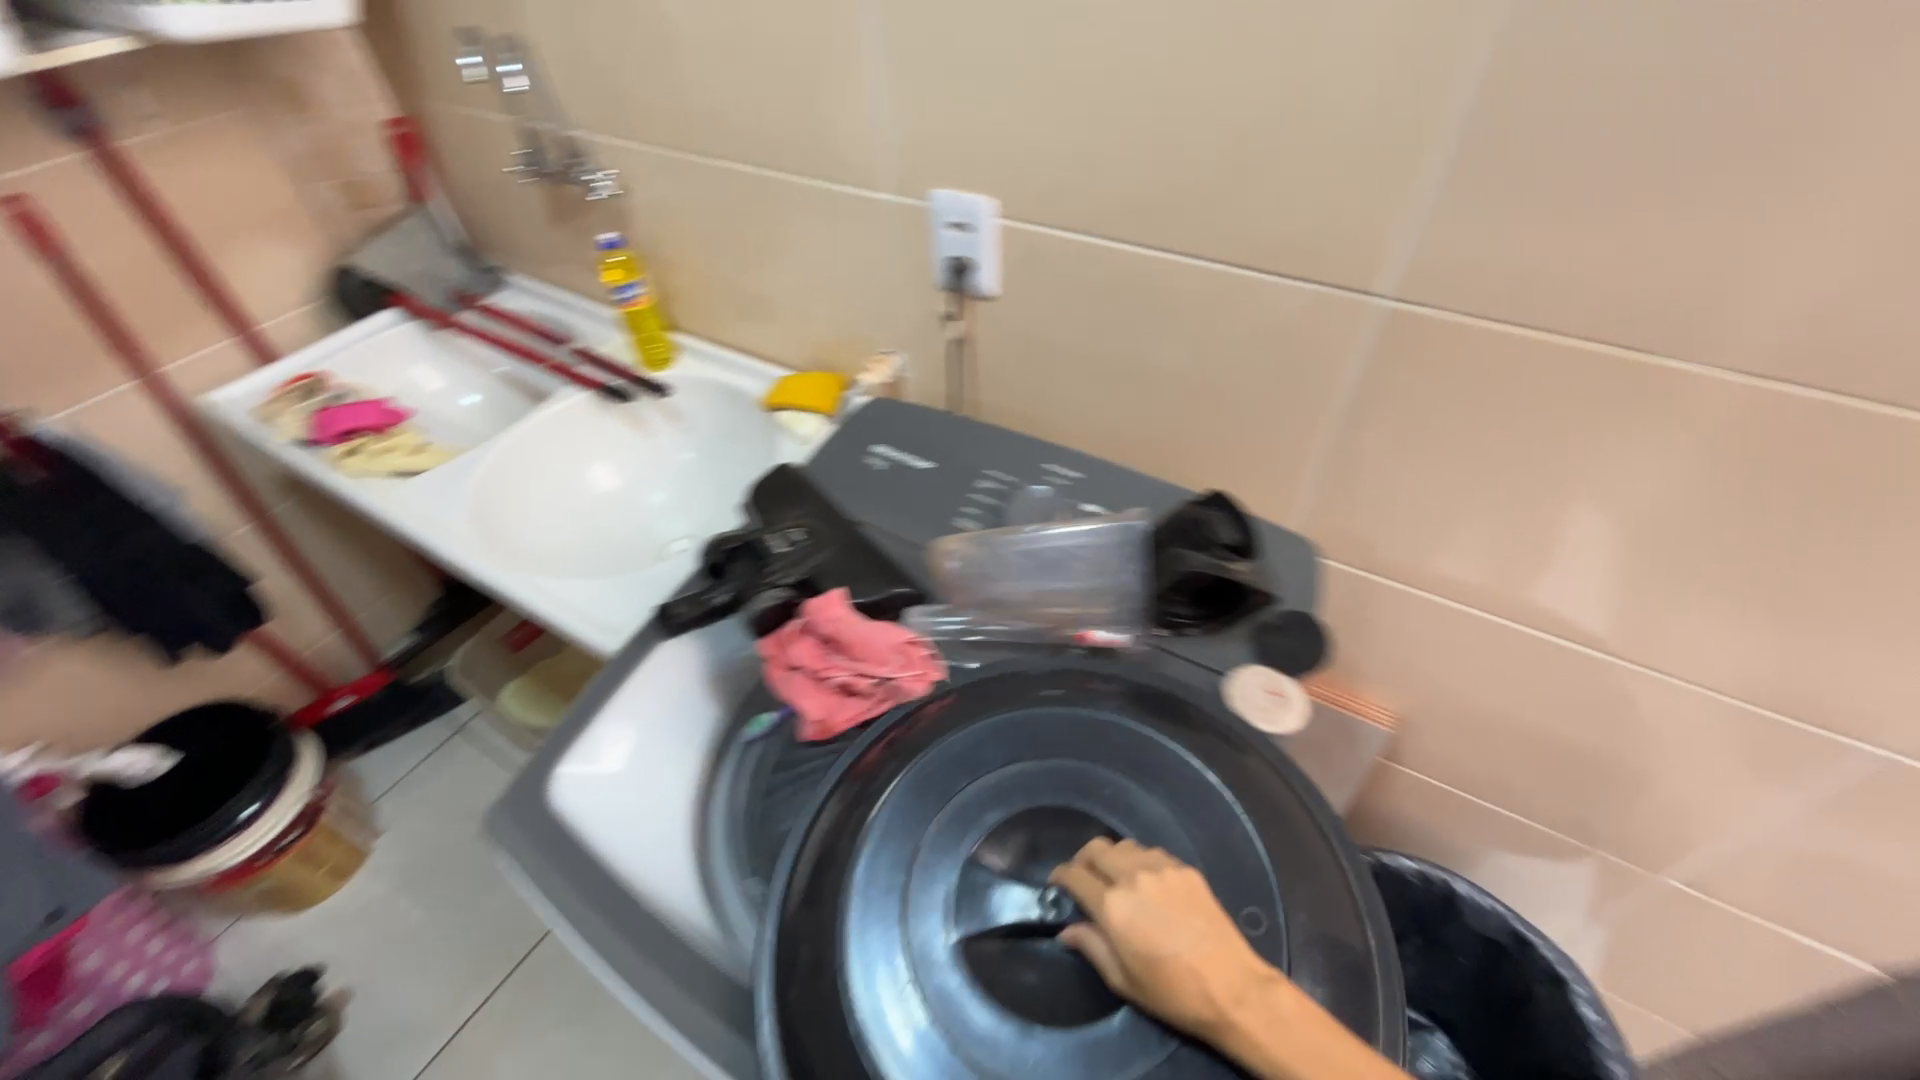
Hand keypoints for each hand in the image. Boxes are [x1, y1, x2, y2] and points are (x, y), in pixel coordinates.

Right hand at [1047, 837, 1280, 1042]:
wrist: (1232, 987)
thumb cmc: (1172, 991)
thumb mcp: (1123, 980)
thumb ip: (1091, 947)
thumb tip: (1066, 931)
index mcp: (1112, 906)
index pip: (1074, 875)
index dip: (1060, 876)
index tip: (1057, 883)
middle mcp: (1133, 877)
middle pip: (1096, 849)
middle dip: (1082, 860)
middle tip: (1083, 878)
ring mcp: (1162, 869)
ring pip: (1124, 846)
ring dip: (1112, 858)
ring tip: (1114, 878)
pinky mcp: (1186, 869)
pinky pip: (1152, 853)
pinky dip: (1140, 861)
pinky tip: (1146, 882)